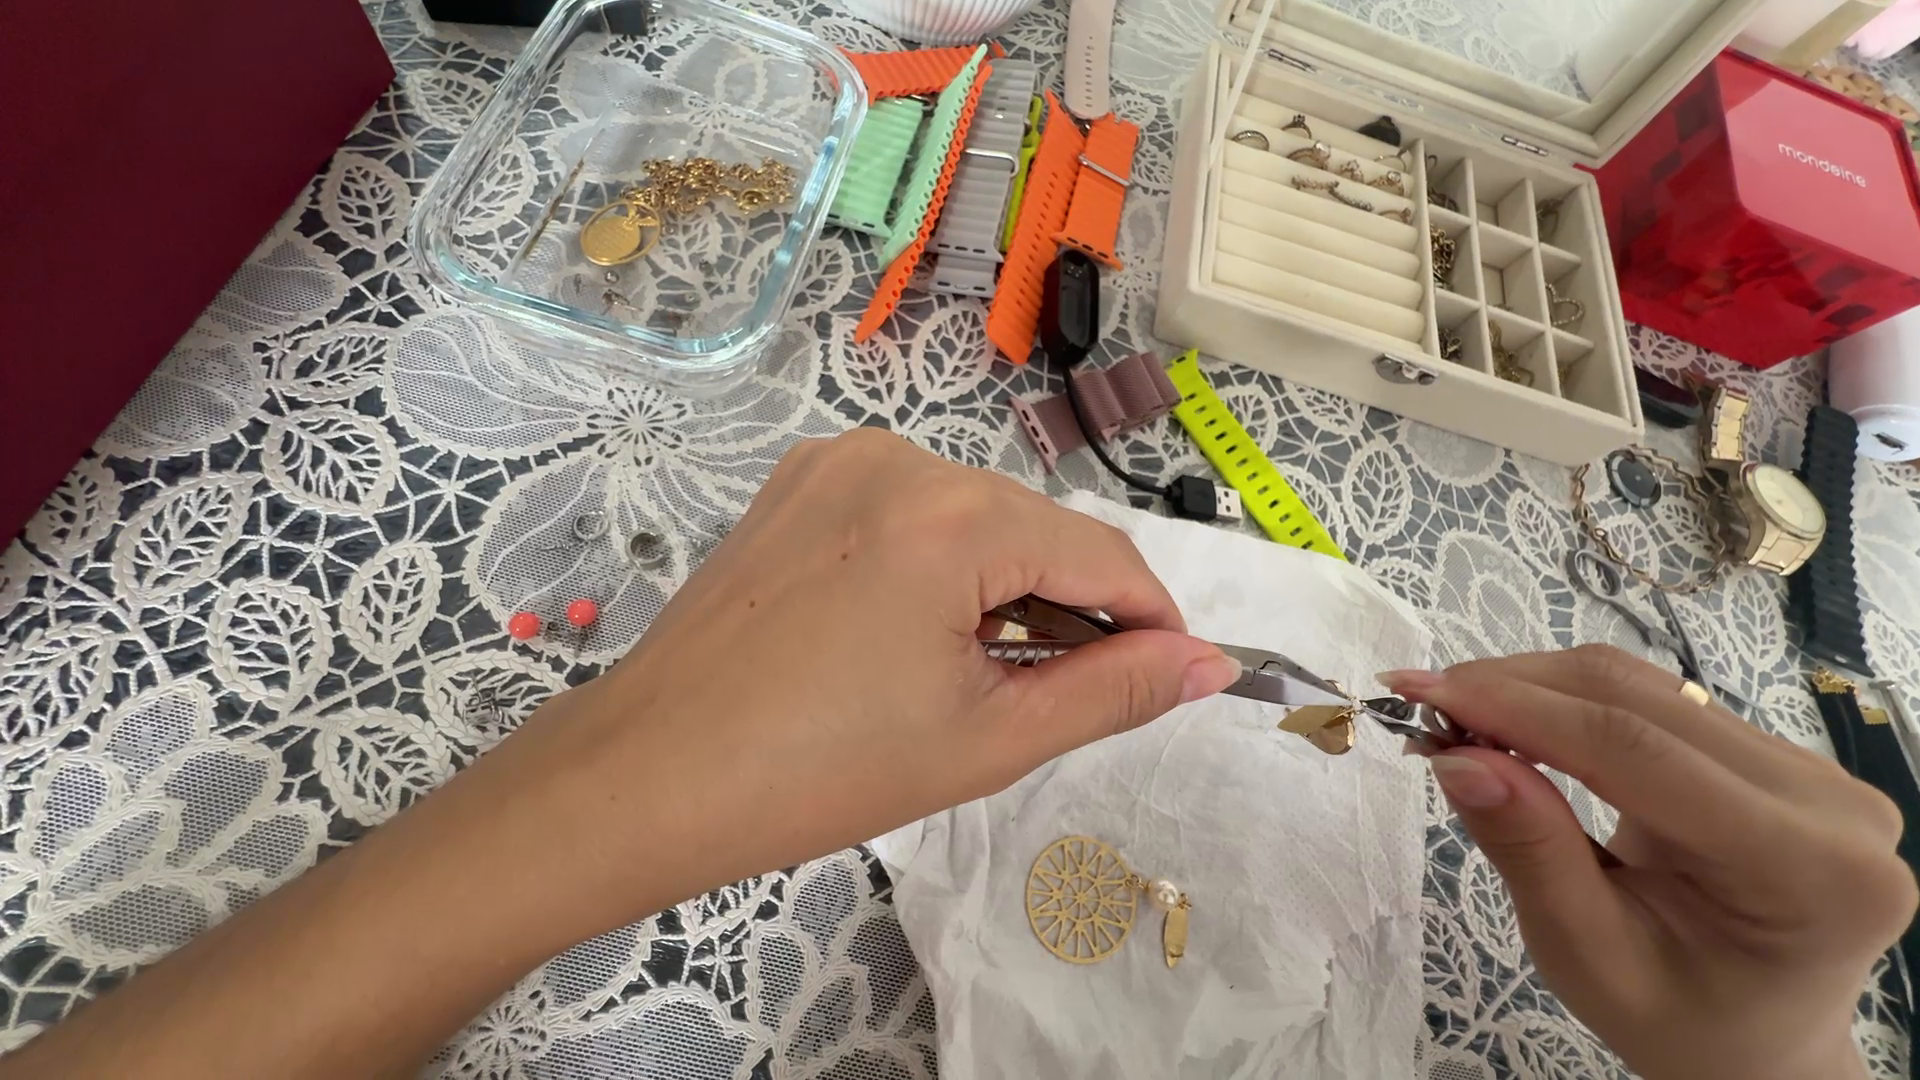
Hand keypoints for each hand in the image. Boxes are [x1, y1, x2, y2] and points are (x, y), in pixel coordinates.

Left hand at [466, 428, 1241, 937]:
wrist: (649, 773)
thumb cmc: (824, 771)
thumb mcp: (989, 738)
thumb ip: (1113, 691)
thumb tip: (1209, 664)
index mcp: (951, 514)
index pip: (1101, 552)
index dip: (1150, 617)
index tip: (1169, 670)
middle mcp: (899, 458)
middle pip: (1034, 529)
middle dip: (1070, 605)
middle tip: (1065, 689)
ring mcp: (840, 460)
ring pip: (974, 517)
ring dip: (1006, 583)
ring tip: (984, 666)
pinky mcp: (802, 480)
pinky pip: (911, 510)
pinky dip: (942, 561)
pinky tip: (915, 626)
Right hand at [1385, 648, 1914, 1079]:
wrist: (1751, 1033)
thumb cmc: (1670, 1013)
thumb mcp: (1583, 953)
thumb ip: (1527, 851)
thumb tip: (1456, 757)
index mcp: (1805, 867)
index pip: (1630, 747)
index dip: (1512, 707)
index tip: (1413, 692)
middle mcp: (1823, 798)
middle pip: (1628, 697)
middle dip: (1504, 687)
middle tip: (1417, 705)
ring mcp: (1798, 766)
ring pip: (1626, 681)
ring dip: (1521, 684)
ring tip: (1452, 715)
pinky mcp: (1759, 750)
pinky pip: (1637, 693)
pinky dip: (1550, 695)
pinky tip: (1503, 718)